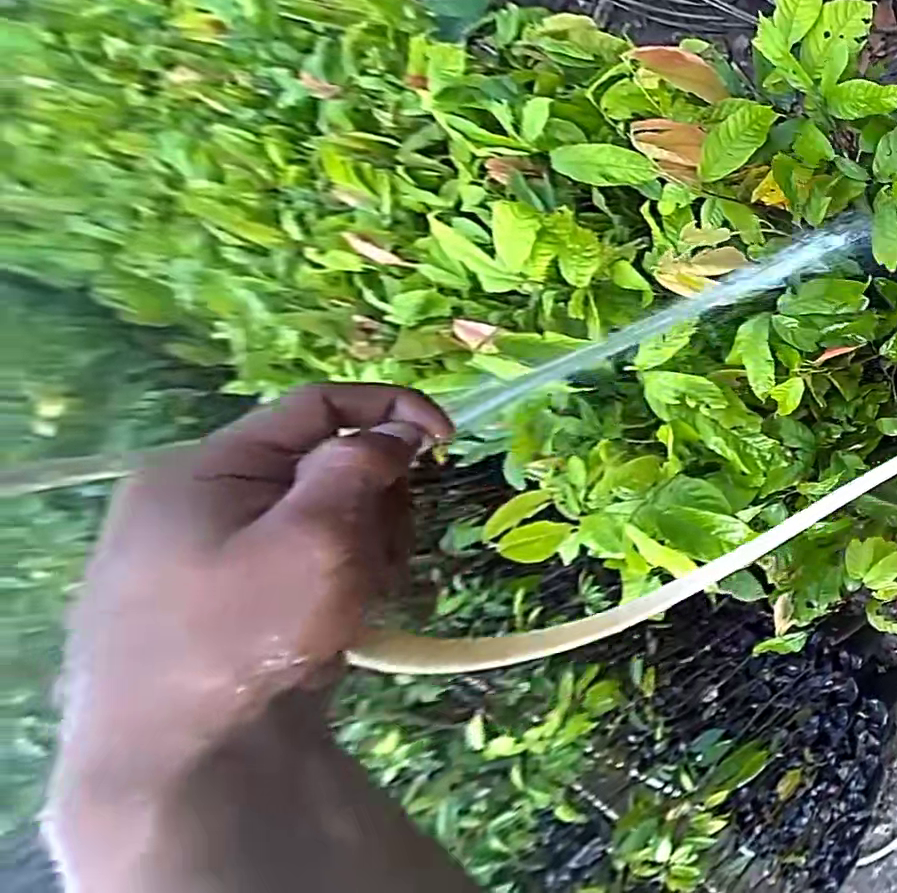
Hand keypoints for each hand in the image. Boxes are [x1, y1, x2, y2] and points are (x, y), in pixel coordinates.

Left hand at [55, 384, 451, 790]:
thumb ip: (361, 464)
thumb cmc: (247, 629)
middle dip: (382, 495)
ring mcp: (227, 538)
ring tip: (360, 584)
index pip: (323, 404)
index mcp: (208, 467)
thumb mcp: (316, 534)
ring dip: (374, 536)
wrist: (190, 750)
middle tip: (380, 543)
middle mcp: (211, 493)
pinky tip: (347, 601)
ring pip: (343, 503)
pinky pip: (329, 542)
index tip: (448, 440)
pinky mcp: (251, 576)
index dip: (396, 408)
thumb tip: (402, 428)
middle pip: (339, 457)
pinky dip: (357, 563)